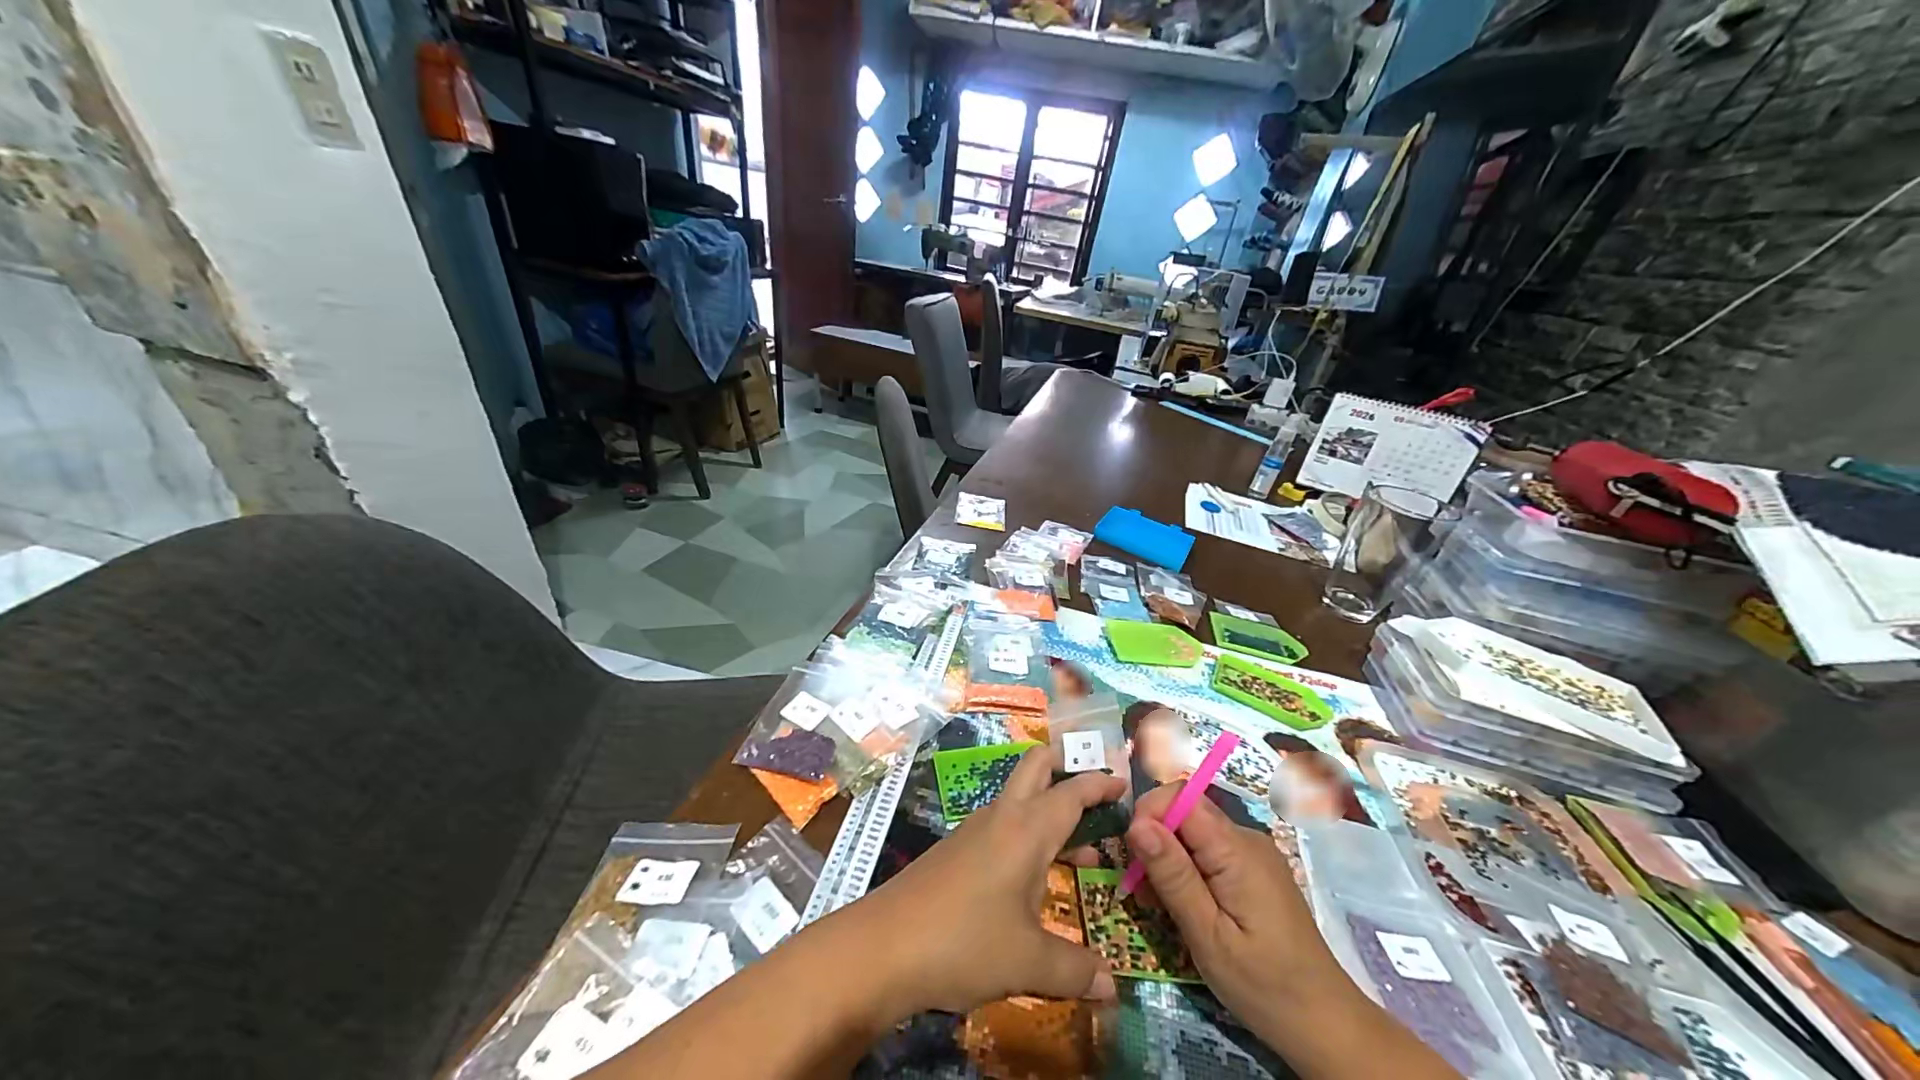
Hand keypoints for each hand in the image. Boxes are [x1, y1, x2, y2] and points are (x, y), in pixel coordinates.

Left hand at [828, 746, 1125, 1015]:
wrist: (882, 947)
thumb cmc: (965, 942)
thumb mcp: (1029, 963)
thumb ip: (1076, 971)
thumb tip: (1111, 987)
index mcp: (1027, 829)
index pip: (1072, 791)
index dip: (1100, 784)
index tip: (1125, 784)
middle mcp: (1001, 818)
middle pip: (1035, 768)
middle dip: (1065, 765)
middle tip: (1098, 786)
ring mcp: (973, 832)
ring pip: (1018, 801)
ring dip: (1049, 811)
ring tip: (1081, 851)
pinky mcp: (955, 852)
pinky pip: (1001, 828)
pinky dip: (1026, 836)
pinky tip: (1035, 879)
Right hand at [1124, 782, 1356, 1044]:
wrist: (1324, 1023)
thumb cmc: (1263, 984)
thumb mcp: (1207, 935)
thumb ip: (1173, 876)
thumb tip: (1137, 824)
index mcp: (1237, 850)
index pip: (1181, 796)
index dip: (1149, 812)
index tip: (1131, 854)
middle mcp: (1246, 839)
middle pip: (1185, 812)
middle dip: (1153, 840)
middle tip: (1140, 890)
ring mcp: (1252, 854)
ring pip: (1192, 832)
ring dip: (1166, 859)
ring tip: (1157, 904)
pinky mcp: (1252, 871)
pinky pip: (1208, 851)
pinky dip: (1185, 870)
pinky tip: (1182, 906)